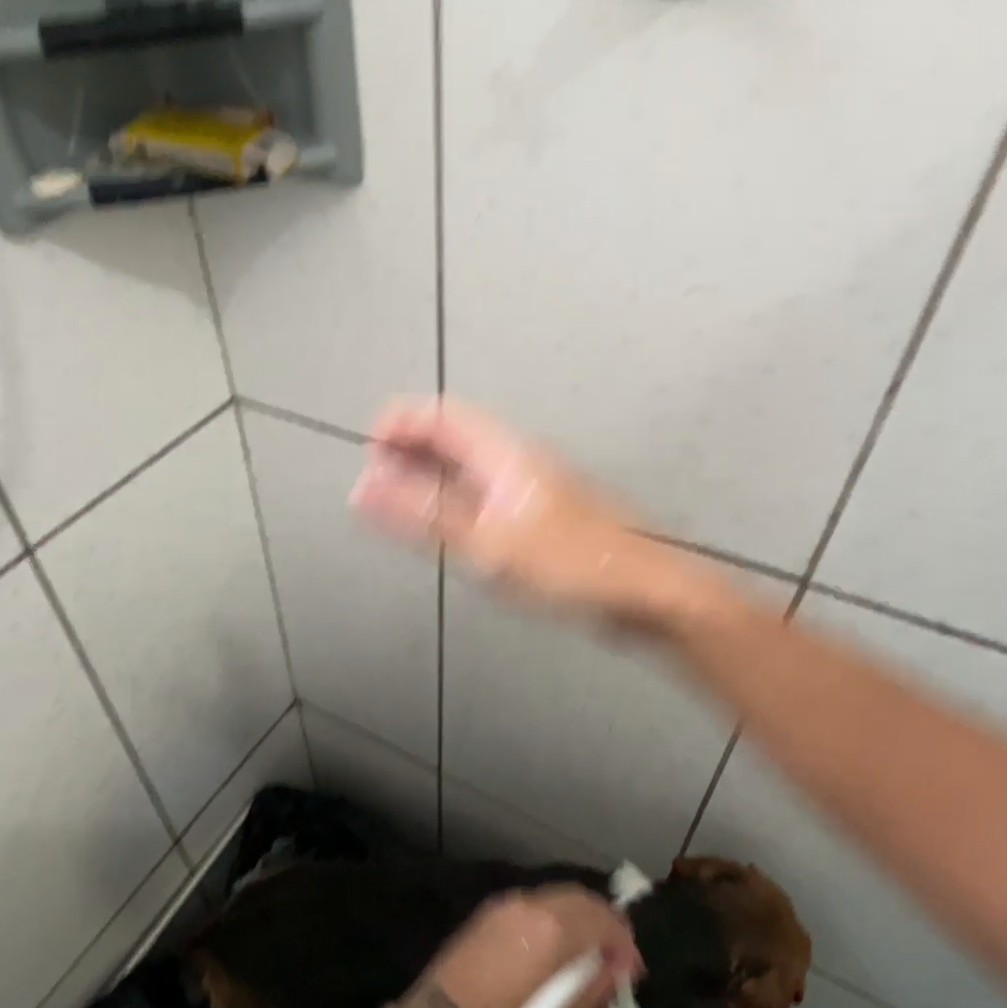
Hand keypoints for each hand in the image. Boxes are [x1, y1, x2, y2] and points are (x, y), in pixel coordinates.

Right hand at [350, 397, 722, 623]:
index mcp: (503, 452)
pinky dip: (455, 496)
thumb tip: (362, 489)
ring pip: (471, 462)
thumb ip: (420, 515)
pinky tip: (448, 524)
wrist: (644, 592)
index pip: (438, 414)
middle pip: (453, 434)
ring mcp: (533, 484)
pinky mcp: (543, 512)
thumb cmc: (568, 564)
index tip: (366, 453)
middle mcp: (518, 458)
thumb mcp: (484, 543)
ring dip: (430, 472)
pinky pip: (487, 489)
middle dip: (408, 448)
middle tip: (375, 479)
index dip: (397, 423)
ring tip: (400, 501)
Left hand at [427, 886, 643, 1007]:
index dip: (625, 941)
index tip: (631, 967)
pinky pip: (533, 905)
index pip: (604, 917)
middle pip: (580, 898)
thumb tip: (620, 966)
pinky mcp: (488, 912)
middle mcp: (530, 903)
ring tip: (587, 952)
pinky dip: (553, 918)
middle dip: (604, 921)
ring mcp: (505, 903)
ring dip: (578, 918)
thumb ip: (598, 986)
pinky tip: (555, 947)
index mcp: (553, 927)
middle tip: (615, 954)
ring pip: (556, 898)